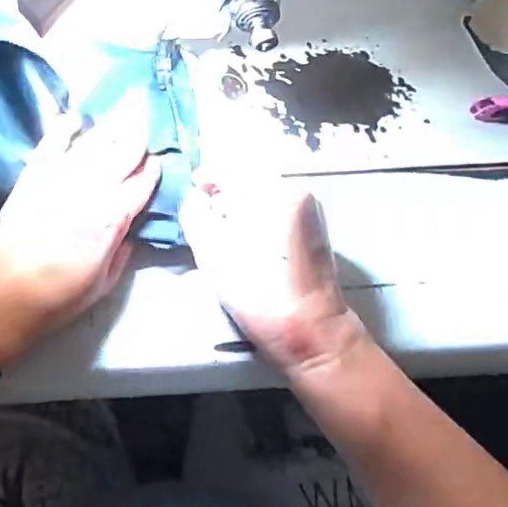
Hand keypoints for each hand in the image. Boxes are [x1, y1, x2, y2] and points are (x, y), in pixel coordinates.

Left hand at [0, 112, 160, 368]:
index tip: (158, 162)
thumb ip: (121, 251)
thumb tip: (128, 230)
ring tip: (127, 111)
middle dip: (139, 135)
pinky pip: (55, 138)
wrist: (3, 289)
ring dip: (114, 124)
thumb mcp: (103, 283)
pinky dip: (67, 124)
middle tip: (147, 123)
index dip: (153, 170)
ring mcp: (62, 173)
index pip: (143, 182)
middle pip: (125, 149)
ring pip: (96, 139)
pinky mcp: (36, 169)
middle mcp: (92, 186)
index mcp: (113, 216)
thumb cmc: (57, 296)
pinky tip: (78, 118)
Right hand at [179, 170, 366, 377]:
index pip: (226, 168)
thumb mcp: (212, 254)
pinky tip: (251, 247)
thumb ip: (194, 213)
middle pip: (244, 180)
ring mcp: (310, 208)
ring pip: (260, 195)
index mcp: (273, 192)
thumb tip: (193, 195)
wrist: (315, 338)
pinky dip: (258, 220)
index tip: (192, 201)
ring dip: (239, 210)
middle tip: (207, 225)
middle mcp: (296, 190)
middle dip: (222, 198)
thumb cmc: (261, 296)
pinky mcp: (315, 227)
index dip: (202, 181)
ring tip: (227, 239)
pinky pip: (276, 209)